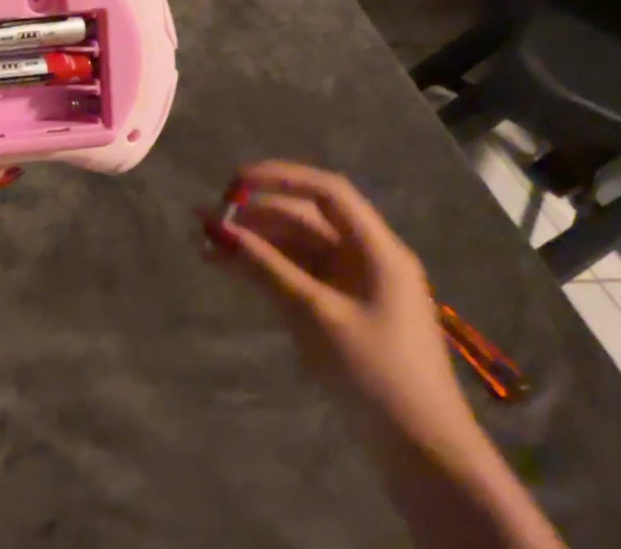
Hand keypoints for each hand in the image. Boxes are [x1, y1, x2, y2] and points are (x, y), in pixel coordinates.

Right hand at [203, 160, 474, 443]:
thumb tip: (216, 225)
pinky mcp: (335, 307)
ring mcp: (350, 284)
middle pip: (305, 217)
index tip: (231, 181)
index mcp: (377, 251)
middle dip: (254, 213)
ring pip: (293, 245)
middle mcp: (365, 258)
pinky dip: (259, 265)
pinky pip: (292, 272)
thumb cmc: (374, 369)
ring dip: (251, 240)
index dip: (279, 178)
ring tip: (204, 243)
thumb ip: (265, 266)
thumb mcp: (314, 312)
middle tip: (206, 217)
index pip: (327, 193)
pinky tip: (224, 265)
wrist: (416, 443)